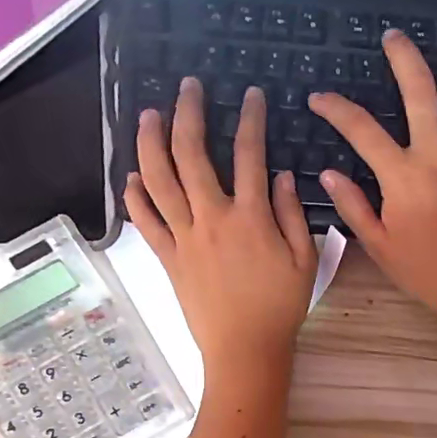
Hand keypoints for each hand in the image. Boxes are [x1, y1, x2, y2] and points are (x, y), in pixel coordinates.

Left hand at [125, 78, 318, 368]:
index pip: (249, 154)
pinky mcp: (168, 259)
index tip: (249, 94)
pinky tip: (132, 177)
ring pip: (160, 181)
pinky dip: (136, 198)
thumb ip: (291, 214)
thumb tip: (280, 175)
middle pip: (192, 155)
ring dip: (151, 143)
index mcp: (250, 218)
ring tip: (149, 115)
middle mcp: (212, 219)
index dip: (249, 119)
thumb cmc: (280, 307)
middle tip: (187, 87)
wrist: (245, 349)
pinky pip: (146, 223)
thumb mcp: (303, 260)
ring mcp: (185, 238)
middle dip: (188, 114)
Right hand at [308, 30, 436, 317]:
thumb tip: (330, 174)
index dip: (336, 108)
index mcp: (402, 176)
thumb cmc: (421, 268)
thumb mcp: (377, 242)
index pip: (361, 130)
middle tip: (394, 38)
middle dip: (405, 59)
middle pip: (422, 94)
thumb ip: (353, 204)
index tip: (319, 97)